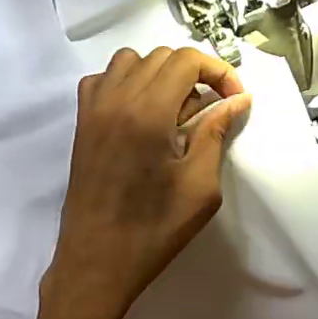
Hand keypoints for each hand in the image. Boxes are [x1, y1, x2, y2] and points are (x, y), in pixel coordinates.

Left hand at [46, 46, 250, 318]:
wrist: (97, 261)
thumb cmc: (154, 230)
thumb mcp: (200, 187)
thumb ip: (216, 134)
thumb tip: (236, 100)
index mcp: (147, 113)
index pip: (186, 60)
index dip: (218, 71)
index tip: (234, 99)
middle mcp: (116, 100)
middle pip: (161, 57)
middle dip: (195, 74)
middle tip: (212, 112)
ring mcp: (93, 110)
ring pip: (131, 61)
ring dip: (161, 75)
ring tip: (177, 112)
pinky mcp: (82, 124)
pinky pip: (104, 81)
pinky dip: (127, 84)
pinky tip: (142, 115)